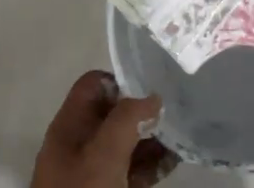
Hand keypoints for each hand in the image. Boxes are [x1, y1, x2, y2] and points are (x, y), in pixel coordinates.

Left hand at [31, 71, 177, 187]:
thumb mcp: (103, 154)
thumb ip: (127, 118)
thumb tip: (153, 96)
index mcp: (70, 126)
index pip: (94, 85)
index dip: (122, 81)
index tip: (152, 88)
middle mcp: (81, 144)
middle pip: (115, 114)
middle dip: (145, 112)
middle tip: (177, 111)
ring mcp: (94, 172)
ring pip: (127, 143)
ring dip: (155, 139)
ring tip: (183, 135)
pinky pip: (133, 170)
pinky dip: (153, 164)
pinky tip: (175, 160)